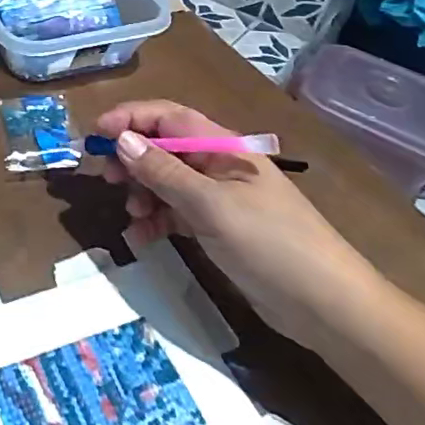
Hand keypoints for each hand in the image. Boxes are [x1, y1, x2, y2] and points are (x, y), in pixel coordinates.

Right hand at [98, 100, 388, 349]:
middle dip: (131, 157)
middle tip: (106, 177)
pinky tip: (143, 236)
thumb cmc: (271, 244)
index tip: (96, 133)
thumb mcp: (210, 206)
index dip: (130, 117)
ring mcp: (218, 197)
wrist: (329, 308)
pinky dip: (156, 219)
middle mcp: (217, 165)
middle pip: (162, 146)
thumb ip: (163, 172)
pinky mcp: (217, 227)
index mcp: (222, 146)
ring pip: (165, 180)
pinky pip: (175, 211)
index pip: (167, 116)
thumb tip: (120, 140)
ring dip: (142, 192)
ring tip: (131, 213)